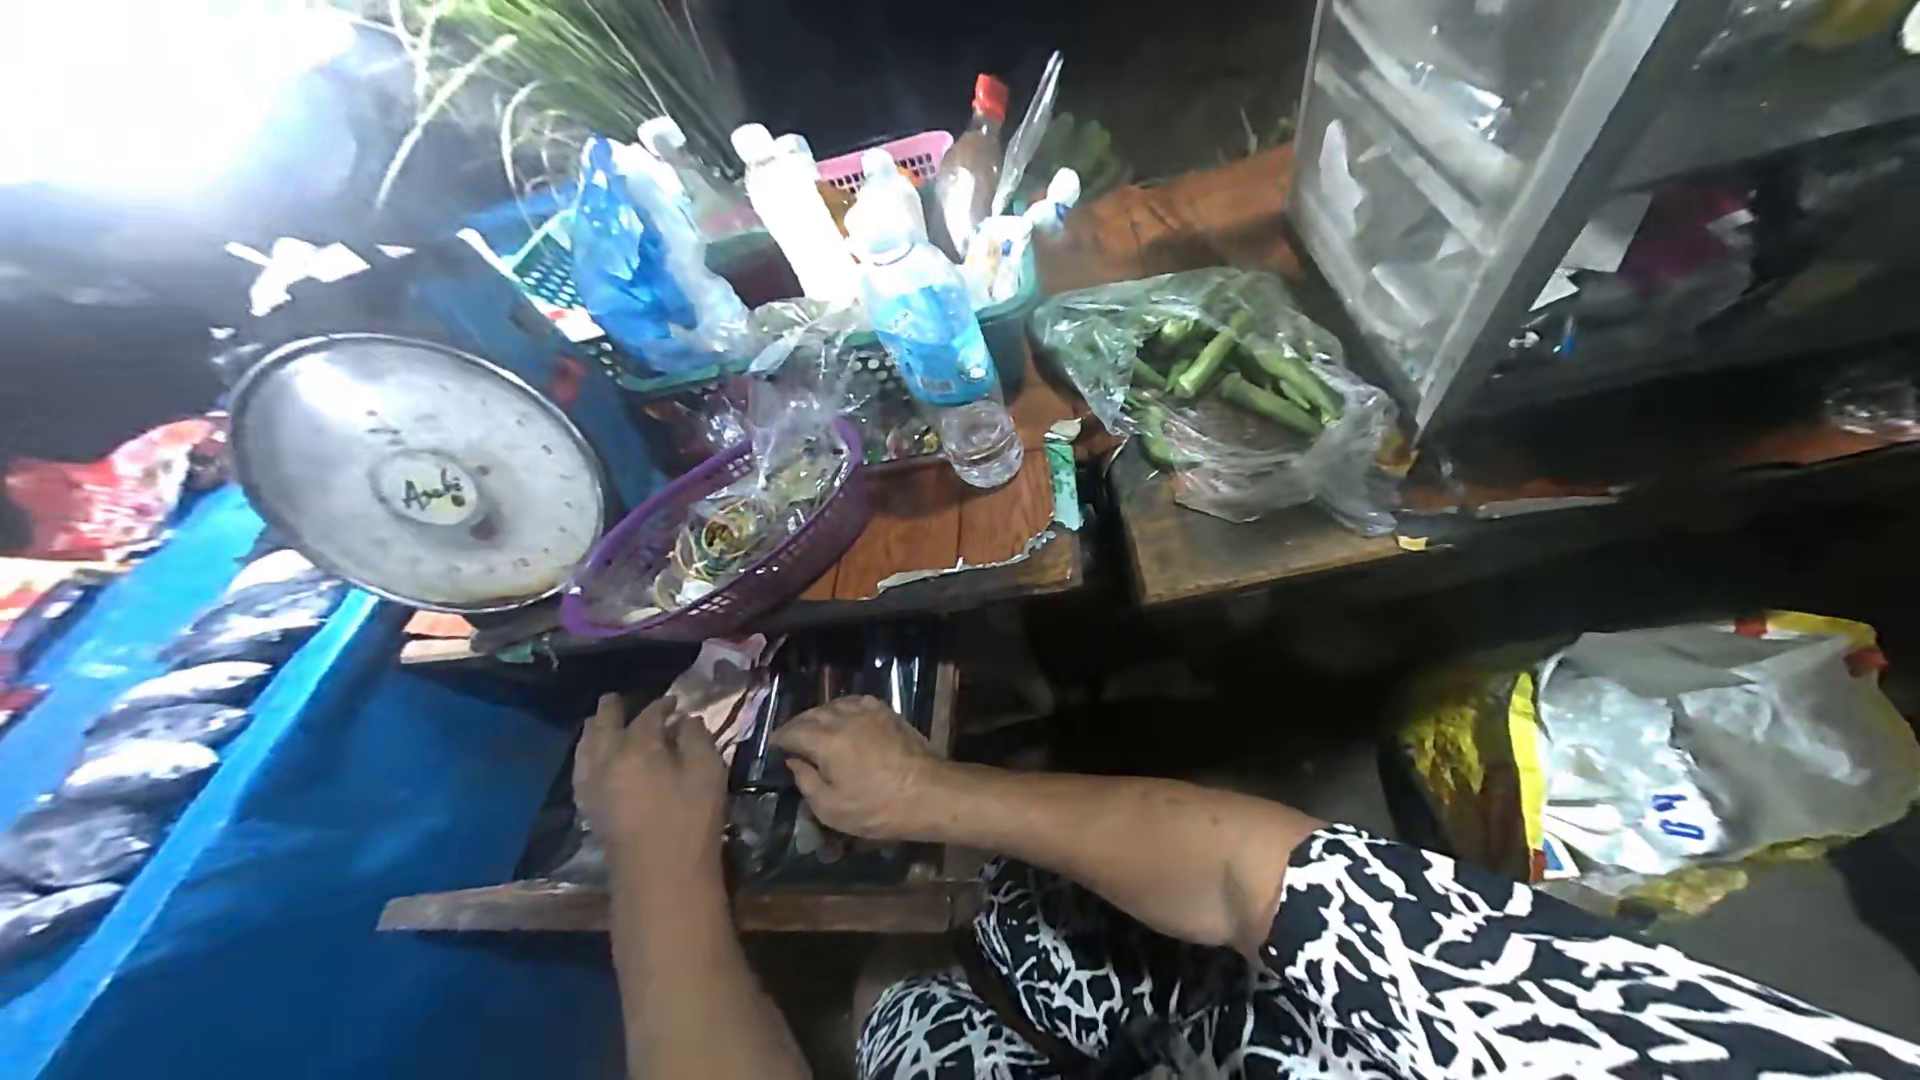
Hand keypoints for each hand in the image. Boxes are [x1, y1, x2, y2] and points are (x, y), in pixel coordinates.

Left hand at [574, 692, 726, 883]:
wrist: (660, 875)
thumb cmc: (689, 817)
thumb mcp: (707, 770)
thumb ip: (696, 739)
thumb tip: (685, 721)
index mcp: (637, 747)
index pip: (648, 716)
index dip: (662, 705)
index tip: (674, 702)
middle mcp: (607, 761)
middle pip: (604, 727)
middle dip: (611, 710)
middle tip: (614, 698)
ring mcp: (593, 787)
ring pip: (585, 748)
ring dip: (592, 731)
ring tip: (596, 721)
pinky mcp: (590, 808)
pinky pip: (581, 770)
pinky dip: (585, 755)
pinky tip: (591, 757)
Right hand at [770, 696, 951, 840]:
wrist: (927, 792)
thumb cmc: (877, 808)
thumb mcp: (832, 808)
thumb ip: (807, 781)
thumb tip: (794, 761)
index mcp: (827, 742)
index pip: (794, 731)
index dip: (780, 738)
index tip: (773, 745)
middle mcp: (845, 718)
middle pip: (812, 714)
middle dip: (797, 724)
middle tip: (790, 737)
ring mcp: (868, 712)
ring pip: (834, 704)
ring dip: (819, 714)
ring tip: (814, 727)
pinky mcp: (887, 712)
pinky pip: (857, 701)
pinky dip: (843, 707)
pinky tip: (843, 717)